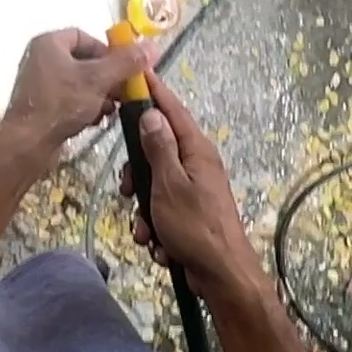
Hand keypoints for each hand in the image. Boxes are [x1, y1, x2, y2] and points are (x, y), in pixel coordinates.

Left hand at [0, 28, 150, 162]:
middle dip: (107, 77)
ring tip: (112, 109)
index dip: (107, 50)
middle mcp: (41, 59)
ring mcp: (39, 84)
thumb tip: (152, 47)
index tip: (124, 67)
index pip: (84, 37)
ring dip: (99, 95)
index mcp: (49, 44)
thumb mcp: (99, 80)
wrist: (28, 144)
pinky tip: (96, 120)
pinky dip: (85, 107)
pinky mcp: (40, 106)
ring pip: (79, 83)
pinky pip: (69, 99)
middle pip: (83, 61)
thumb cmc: (61, 103)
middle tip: (123, 91)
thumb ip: (126, 62)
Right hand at [120, 68, 268, 306]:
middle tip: (128, 191)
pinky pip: (161, 211)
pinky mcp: (189, 214)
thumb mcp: (169, 184)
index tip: (134, 74)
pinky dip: (155, 228)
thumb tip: (151, 114)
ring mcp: (193, 190)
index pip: (171, 109)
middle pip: (155, 151)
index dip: (152, 91)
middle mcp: (196, 164)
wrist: (222, 276)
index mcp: (196, 150)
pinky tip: (159, 245)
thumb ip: (158, 147)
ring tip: (147, 232)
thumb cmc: (196, 227)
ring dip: (144, 211)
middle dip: (137, 175)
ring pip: (154, 186)